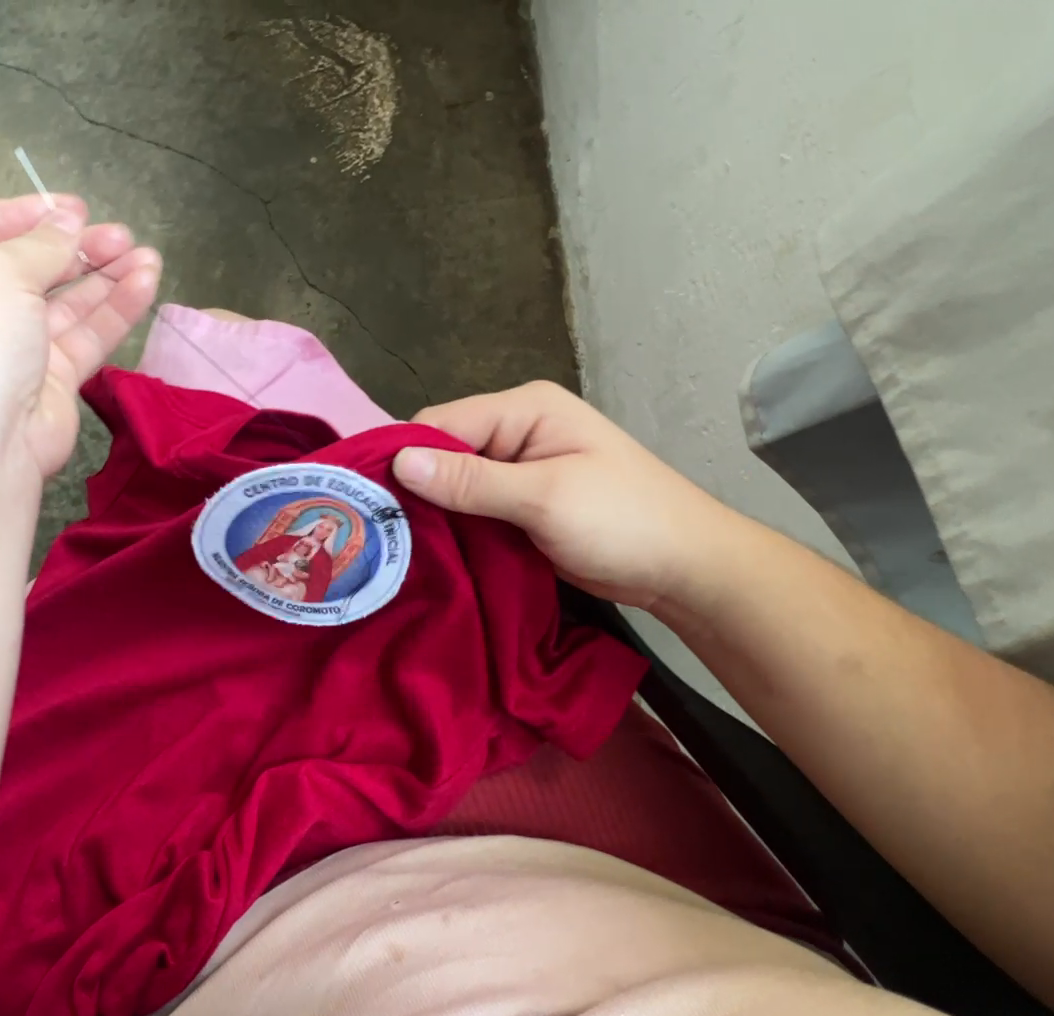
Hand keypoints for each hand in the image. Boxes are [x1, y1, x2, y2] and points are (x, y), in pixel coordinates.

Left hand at [0, 196, 161, 477]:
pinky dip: (115, 310)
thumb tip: (69, 224)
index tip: (77, 209)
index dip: (29, 213)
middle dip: (79, 248)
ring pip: (67, 302)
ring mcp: (13, 346)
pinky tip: (146, 284)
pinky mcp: (51, 379)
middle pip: (32, 264)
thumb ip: (41, 244)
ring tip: (148, 256)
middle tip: (123, 236)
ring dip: (107, 276)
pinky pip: (85, 336)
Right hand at [392, 381, 746, 610]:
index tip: (369, 503)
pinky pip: (472, 510)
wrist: (684, 568)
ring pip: (454, 485)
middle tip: (377, 534)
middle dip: (415, 489)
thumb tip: (398, 460)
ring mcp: (519, 469)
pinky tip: (431, 553)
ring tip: (396, 548)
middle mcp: (517, 430)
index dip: (403, 458)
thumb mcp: (545, 498)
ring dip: (433, 513)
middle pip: (442, 452)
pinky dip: (454, 529)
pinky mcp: (521, 505)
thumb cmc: (623, 522)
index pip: (439, 423)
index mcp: (524, 409)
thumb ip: (471, 479)